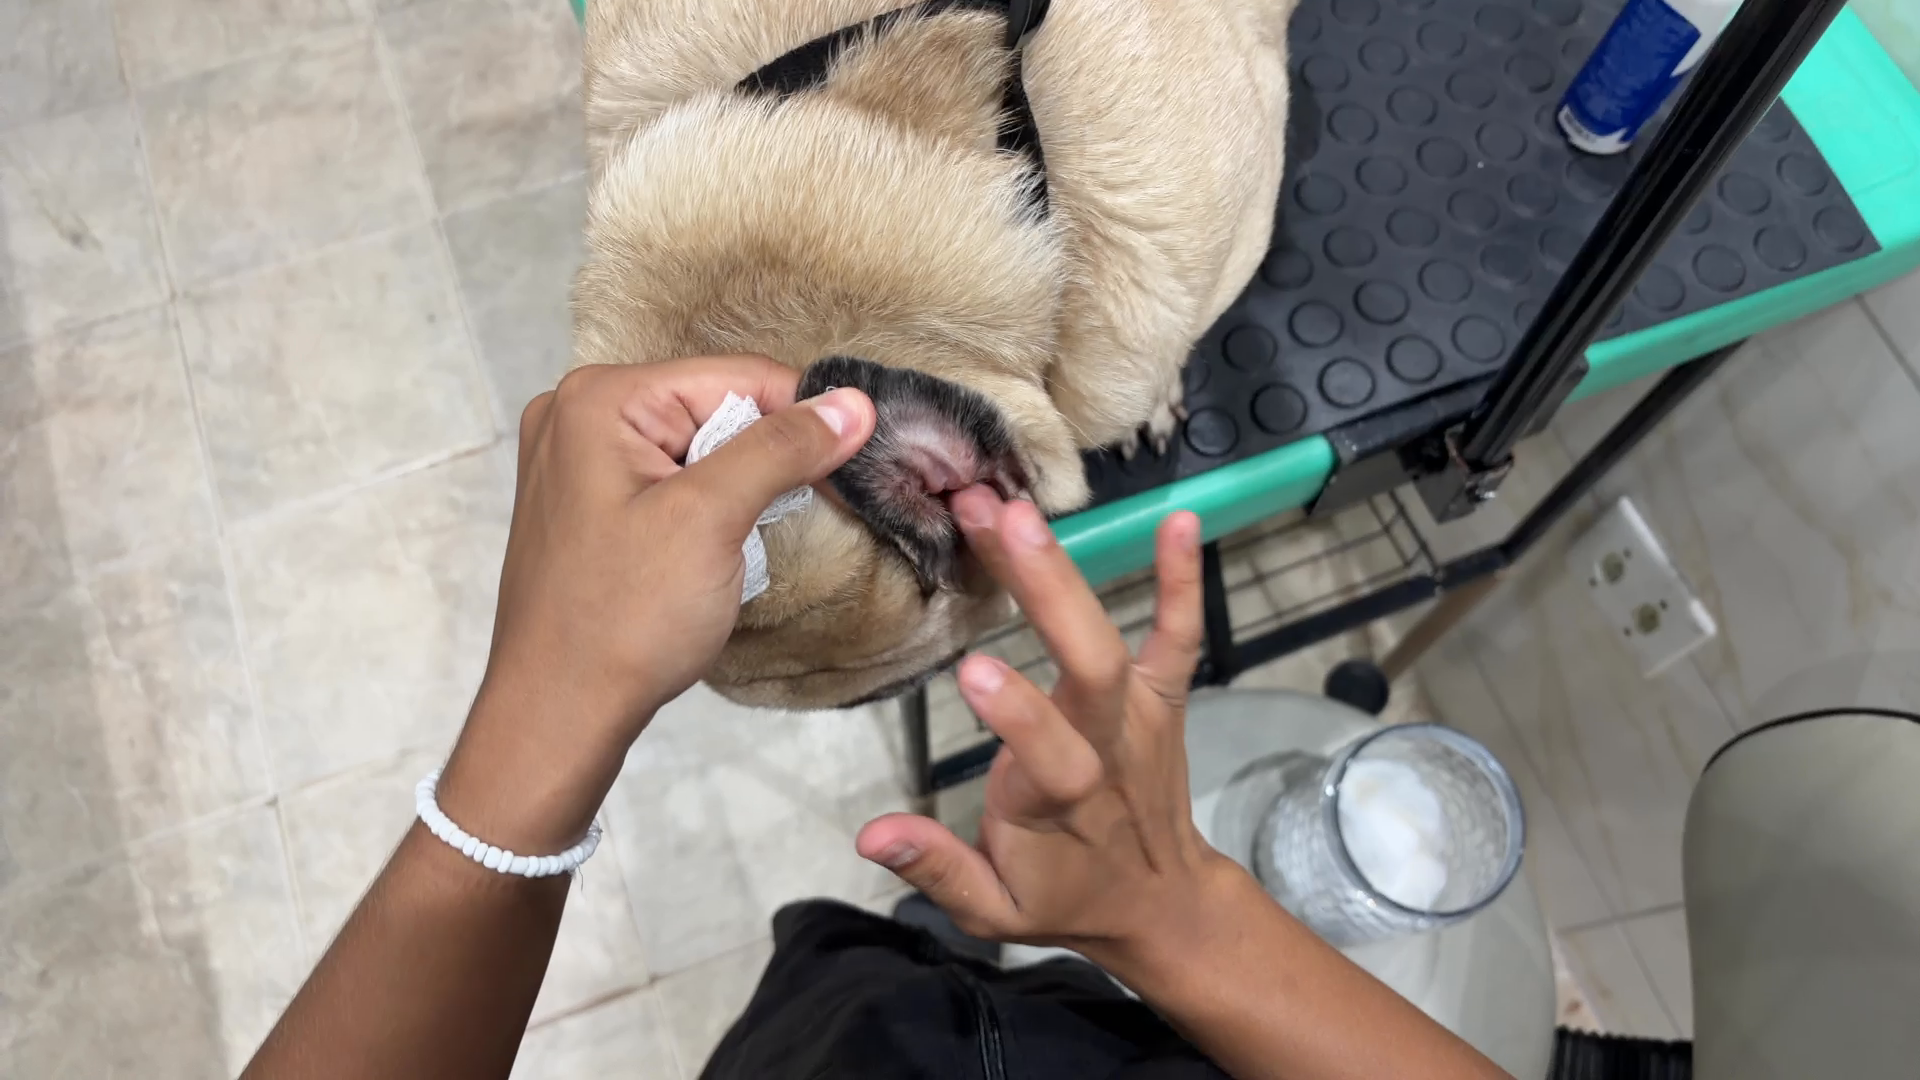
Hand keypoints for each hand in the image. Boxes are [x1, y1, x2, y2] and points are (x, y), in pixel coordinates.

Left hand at [440, 358, 874, 850]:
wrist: (562, 713)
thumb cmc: (628, 616)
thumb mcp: (711, 518)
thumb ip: (783, 449)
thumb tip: (856, 403)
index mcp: (602, 398)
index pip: (735, 377)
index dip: (802, 415)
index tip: (851, 462)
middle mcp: (582, 412)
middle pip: (716, 406)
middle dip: (771, 452)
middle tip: (805, 505)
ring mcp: (582, 458)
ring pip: (701, 444)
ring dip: (746, 480)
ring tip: (752, 532)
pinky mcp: (594, 500)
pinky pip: (676, 475)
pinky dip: (715, 500)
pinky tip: (720, 539)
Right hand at [855, 487, 1240, 967]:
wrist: (1162, 898)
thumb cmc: (1068, 896)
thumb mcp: (995, 910)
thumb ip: (938, 868)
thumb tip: (870, 834)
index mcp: (1064, 801)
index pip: (1050, 755)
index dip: (1019, 717)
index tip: (971, 668)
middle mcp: (1111, 745)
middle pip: (1090, 668)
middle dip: (1044, 591)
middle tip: (992, 519)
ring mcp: (1144, 712)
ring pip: (1115, 639)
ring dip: (1068, 570)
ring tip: (1017, 508)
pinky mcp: (1166, 694)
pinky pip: (1180, 635)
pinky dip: (1183, 580)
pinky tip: (1180, 518)